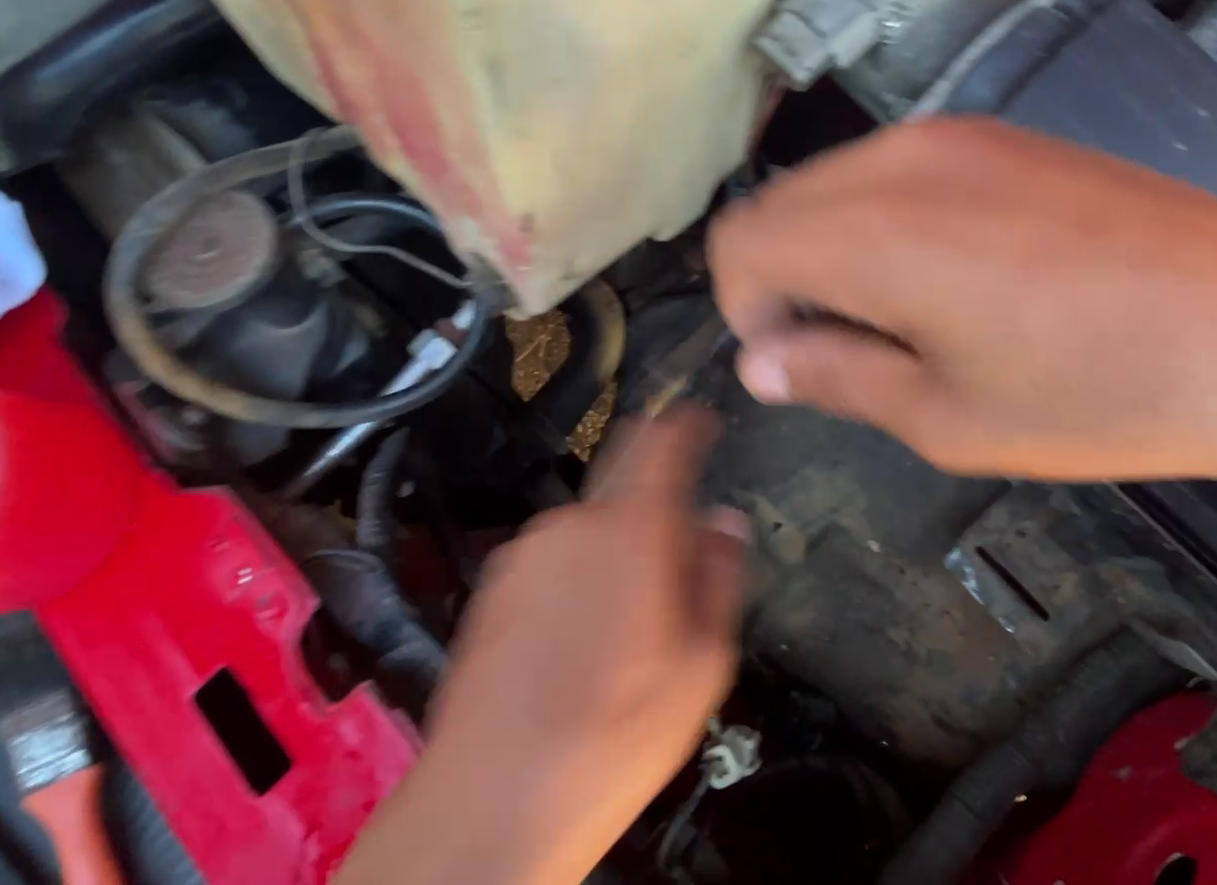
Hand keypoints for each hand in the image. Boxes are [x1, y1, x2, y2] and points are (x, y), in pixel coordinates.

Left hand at [335, 408, 749, 884]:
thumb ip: (719, 575)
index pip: (662, 442)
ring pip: (589, 529)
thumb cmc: (618, 732)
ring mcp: (525, 553)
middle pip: (625, 488)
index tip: (702, 417)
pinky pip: (552, 562)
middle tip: (674, 585)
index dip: (687, 422)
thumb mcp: (702, 663)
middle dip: (655, 516)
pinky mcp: (492, 587)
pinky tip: (576, 647)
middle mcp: (572, 524)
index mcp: (631, 529)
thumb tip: (724, 522)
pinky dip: (575, 581)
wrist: (494, 798)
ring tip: (623, 634)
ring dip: (613, 554)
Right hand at [708, 117, 1216, 484]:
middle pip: (778, 207)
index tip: (800, 362)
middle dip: (784, 280)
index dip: (747, 313)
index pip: (739, 244)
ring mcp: (956, 135)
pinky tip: (958, 275)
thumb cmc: (1096, 395)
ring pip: (834, 185)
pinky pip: (896, 172)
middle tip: (852, 350)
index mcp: (872, 232)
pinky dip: (885, 221)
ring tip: (909, 317)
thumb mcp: (946, 416)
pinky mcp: (1003, 134)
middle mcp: (899, 160)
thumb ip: (833, 376)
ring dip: (834, 250)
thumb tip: (757, 361)